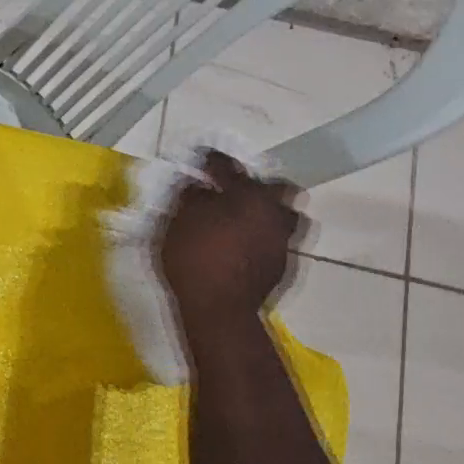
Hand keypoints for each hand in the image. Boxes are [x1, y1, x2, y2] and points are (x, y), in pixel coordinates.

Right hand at [158, 151, 302, 327]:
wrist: (220, 308)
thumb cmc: (193, 261)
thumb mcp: (177, 225)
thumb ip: (188, 199)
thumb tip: (196, 184)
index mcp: (245, 195)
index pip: (227, 167)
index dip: (211, 160)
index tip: (202, 156)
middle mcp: (272, 211)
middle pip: (276, 187)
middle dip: (257, 186)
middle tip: (235, 194)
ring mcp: (283, 238)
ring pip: (286, 215)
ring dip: (269, 213)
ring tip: (247, 222)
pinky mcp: (283, 263)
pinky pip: (279, 240)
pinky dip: (265, 238)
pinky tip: (246, 248)